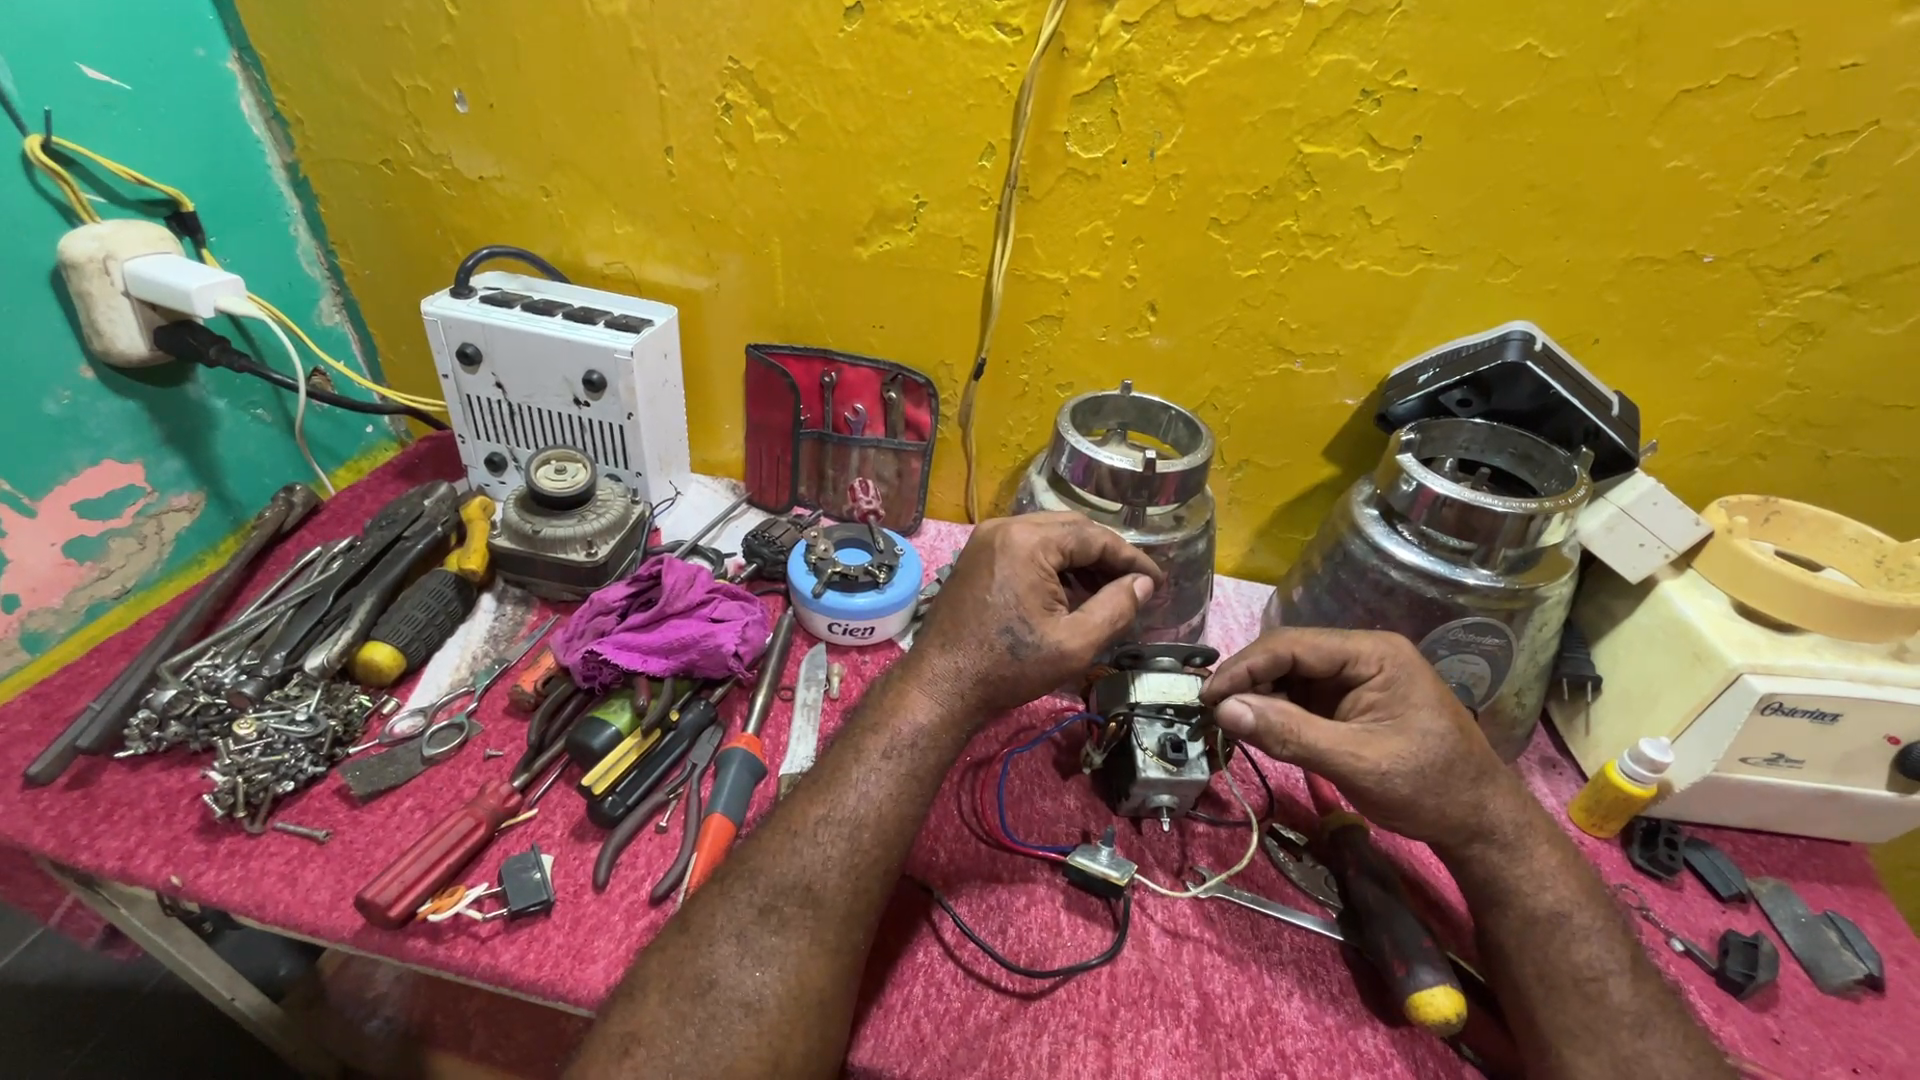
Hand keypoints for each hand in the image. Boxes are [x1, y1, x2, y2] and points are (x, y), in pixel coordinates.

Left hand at [899, 514, 1161, 720]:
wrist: (941, 686)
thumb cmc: (1009, 667)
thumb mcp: (1075, 643)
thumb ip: (1116, 608)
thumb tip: (1144, 584)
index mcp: (1028, 541)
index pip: (1094, 537)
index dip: (1131, 558)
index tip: (1157, 580)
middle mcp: (1004, 528)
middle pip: (1071, 530)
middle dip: (1106, 556)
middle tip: (1136, 584)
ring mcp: (986, 541)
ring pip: (1048, 537)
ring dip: (1080, 560)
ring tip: (1108, 592)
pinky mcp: (976, 558)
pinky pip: (1026, 549)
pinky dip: (1052, 565)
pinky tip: (1070, 593)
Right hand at [1201, 628, 1525, 854]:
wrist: (1480, 822)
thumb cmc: (1429, 788)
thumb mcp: (1357, 762)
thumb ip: (1289, 733)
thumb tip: (1223, 710)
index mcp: (1373, 653)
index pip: (1291, 645)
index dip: (1244, 668)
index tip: (1207, 697)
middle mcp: (1361, 655)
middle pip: (1287, 654)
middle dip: (1247, 681)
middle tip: (1210, 712)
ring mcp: (1355, 677)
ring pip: (1289, 674)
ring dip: (1257, 696)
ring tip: (1226, 721)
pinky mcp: (1348, 701)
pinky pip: (1299, 695)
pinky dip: (1274, 711)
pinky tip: (1255, 727)